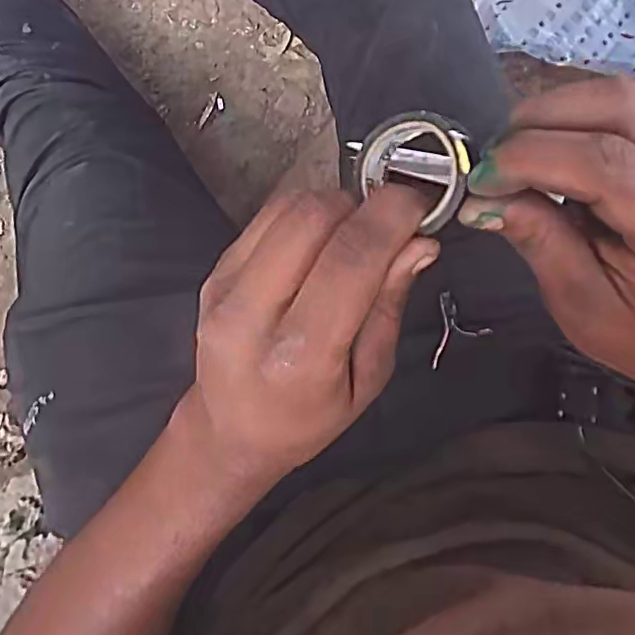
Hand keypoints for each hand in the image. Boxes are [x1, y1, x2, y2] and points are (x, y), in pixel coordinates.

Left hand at [182, 185, 439, 489]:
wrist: (232, 428)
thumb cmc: (306, 416)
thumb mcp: (368, 378)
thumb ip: (390, 305)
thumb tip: (420, 244)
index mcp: (299, 358)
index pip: (349, 261)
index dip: (390, 220)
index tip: (417, 206)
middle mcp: (251, 316)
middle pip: (314, 219)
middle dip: (363, 207)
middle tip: (388, 224)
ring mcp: (225, 288)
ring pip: (289, 207)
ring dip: (334, 206)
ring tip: (353, 234)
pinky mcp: (214, 269)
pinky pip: (268, 214)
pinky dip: (305, 212)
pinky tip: (320, 238)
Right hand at [457, 77, 634, 406]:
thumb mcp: (580, 307)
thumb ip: (539, 241)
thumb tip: (483, 196)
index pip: (612, 166)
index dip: (535, 158)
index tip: (482, 179)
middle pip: (622, 108)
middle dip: (541, 120)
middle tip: (494, 159)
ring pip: (620, 98)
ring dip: (553, 113)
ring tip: (515, 153)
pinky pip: (621, 110)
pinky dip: (569, 118)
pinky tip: (545, 150)